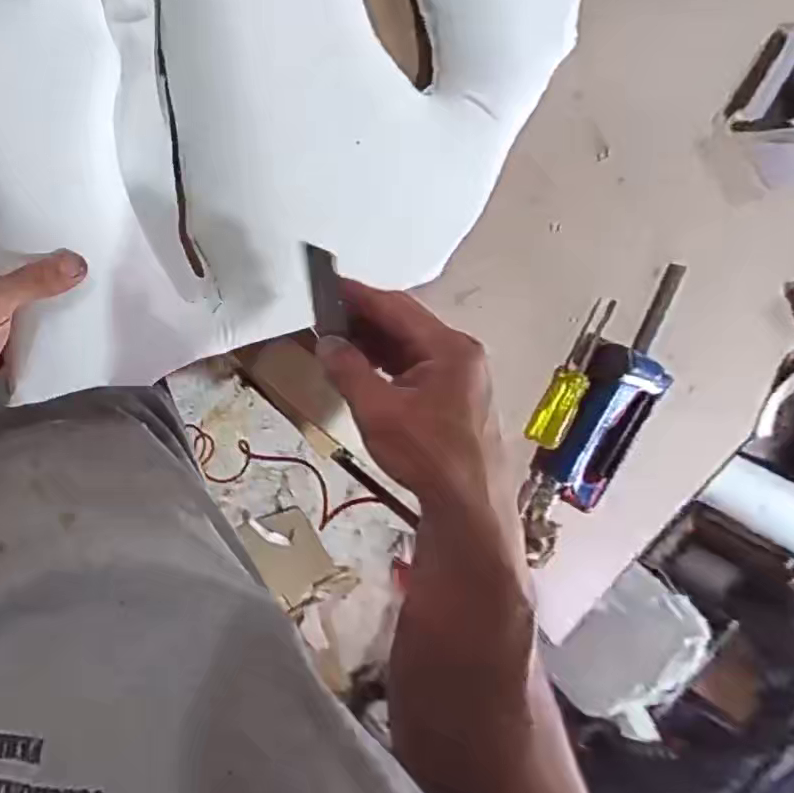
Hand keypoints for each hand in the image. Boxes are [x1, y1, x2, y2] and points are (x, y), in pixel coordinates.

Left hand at [0, 232, 86, 407]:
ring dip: (57, 282)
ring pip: (35, 282)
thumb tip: (79, 263)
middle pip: (28, 255)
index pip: (12, 224)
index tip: (77, 215)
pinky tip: (82, 301)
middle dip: (57, 253)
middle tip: (95, 242)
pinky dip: (53, 306)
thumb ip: (35, 280)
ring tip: (96, 269)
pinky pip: (37, 307)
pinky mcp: (9, 321)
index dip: (42, 221)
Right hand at [315, 279, 518, 514]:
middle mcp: (460, 354)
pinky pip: (414, 364)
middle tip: (324, 313)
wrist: (469, 508)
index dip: (358, 295)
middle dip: (362, 318)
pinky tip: (360, 365)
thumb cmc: (427, 456)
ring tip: (334, 338)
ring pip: (408, 344)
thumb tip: (326, 342)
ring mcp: (460, 374)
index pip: (395, 307)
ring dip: (372, 340)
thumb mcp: (377, 410)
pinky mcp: (454, 395)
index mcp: (449, 348)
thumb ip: (348, 370)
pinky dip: (385, 361)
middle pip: (404, 323)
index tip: (327, 284)